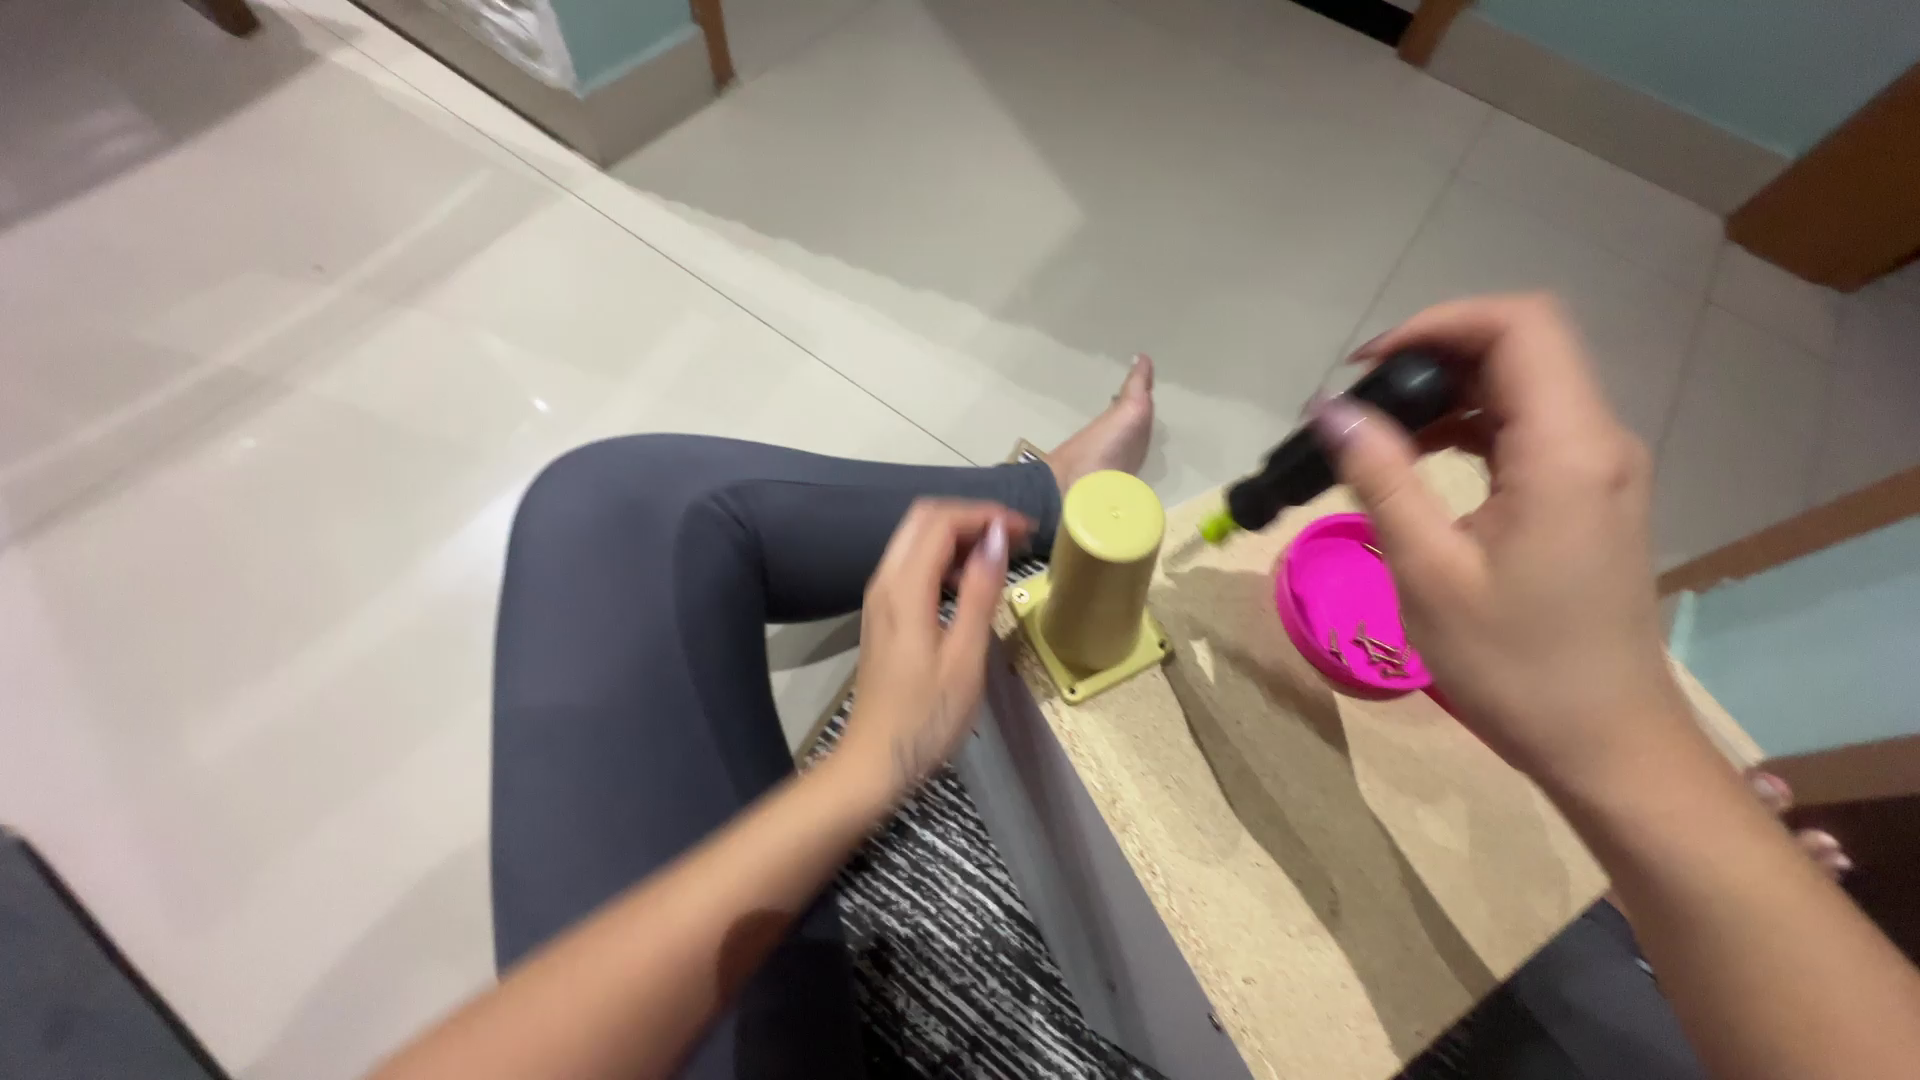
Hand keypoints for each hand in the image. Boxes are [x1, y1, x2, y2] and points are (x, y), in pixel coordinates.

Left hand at [839, 500, 1029, 796]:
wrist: (874, 761)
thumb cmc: (926, 717)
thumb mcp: (965, 658)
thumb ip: (981, 593)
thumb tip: (998, 540)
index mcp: (904, 588)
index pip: (941, 521)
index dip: (985, 515)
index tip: (1025, 529)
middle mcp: (884, 581)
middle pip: (924, 519)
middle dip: (971, 518)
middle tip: (1014, 538)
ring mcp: (879, 597)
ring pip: (916, 540)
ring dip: (958, 537)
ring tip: (999, 559)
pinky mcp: (882, 613)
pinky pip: (912, 564)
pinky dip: (943, 559)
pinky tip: (969, 586)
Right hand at [1318, 294, 1695, 792]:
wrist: (1602, 738)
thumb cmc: (1511, 662)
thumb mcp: (1427, 570)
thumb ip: (1380, 478)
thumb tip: (1330, 410)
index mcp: (1566, 451)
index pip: (1518, 327)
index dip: (1437, 324)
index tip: (1366, 368)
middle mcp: (1597, 441)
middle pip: (1521, 347)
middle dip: (1433, 356)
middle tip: (1359, 403)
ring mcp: (1598, 468)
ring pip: (1523, 386)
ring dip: (1446, 393)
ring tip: (1375, 433)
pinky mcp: (1587, 494)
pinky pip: (1526, 429)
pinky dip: (1468, 427)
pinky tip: (1419, 462)